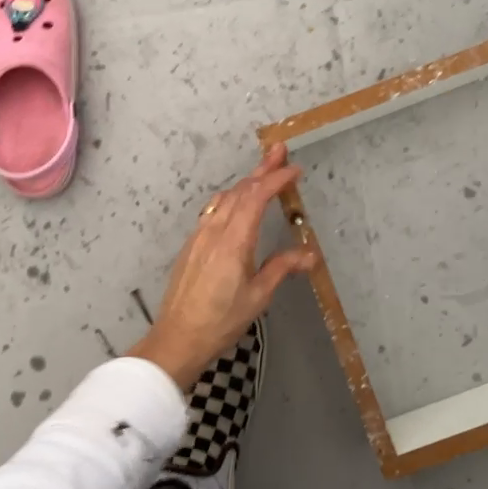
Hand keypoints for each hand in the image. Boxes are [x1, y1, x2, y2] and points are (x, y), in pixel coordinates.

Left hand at [128, 144, 318, 387]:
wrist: (178, 338)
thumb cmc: (221, 321)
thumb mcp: (258, 296)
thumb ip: (281, 268)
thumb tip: (309, 255)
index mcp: (233, 241)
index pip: (256, 198)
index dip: (275, 179)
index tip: (293, 169)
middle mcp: (214, 232)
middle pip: (239, 191)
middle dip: (260, 169)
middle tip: (279, 150)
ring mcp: (199, 238)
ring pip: (223, 200)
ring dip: (245, 183)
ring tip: (262, 172)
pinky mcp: (191, 247)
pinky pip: (212, 212)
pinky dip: (230, 199)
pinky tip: (234, 203)